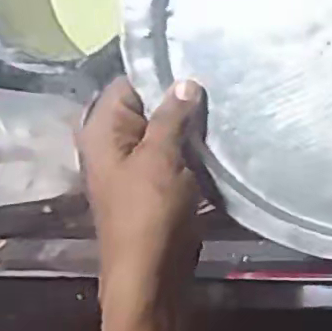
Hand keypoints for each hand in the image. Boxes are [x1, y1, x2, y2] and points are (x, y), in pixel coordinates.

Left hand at [80, 78, 205, 316]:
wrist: (152, 265)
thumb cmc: (148, 211)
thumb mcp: (159, 158)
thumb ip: (171, 118)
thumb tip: (186, 82)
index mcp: (102, 130)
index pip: (128, 85)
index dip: (160, 74)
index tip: (200, 65)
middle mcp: (117, 142)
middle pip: (151, 107)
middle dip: (183, 99)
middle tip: (223, 87)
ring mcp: (141, 163)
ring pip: (170, 131)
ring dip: (194, 125)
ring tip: (229, 110)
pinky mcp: (163, 181)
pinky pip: (180, 152)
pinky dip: (198, 147)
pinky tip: (223, 141)